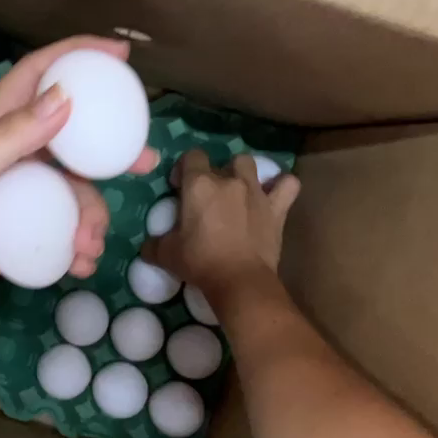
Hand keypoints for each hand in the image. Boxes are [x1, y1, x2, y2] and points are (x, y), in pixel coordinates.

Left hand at [0, 37, 157, 329]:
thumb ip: (10, 136)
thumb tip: (66, 97)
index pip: (36, 76)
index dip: (76, 56)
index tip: (119, 55)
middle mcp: (9, 155)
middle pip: (71, 136)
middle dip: (109, 148)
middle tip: (144, 159)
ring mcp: (20, 195)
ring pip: (76, 189)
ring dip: (93, 214)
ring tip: (90, 244)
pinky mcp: (27, 231)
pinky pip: (67, 226)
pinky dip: (80, 242)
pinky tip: (79, 263)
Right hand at [145, 150, 300, 300]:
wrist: (240, 281)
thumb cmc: (199, 262)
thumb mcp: (165, 254)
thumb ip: (154, 244)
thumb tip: (149, 245)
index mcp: (199, 185)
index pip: (191, 156)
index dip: (183, 169)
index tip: (178, 189)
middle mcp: (228, 181)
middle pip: (221, 161)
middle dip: (213, 173)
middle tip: (207, 197)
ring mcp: (256, 192)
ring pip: (250, 165)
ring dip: (243, 173)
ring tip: (237, 192)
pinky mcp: (277, 209)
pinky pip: (288, 185)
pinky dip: (282, 186)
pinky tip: (274, 195)